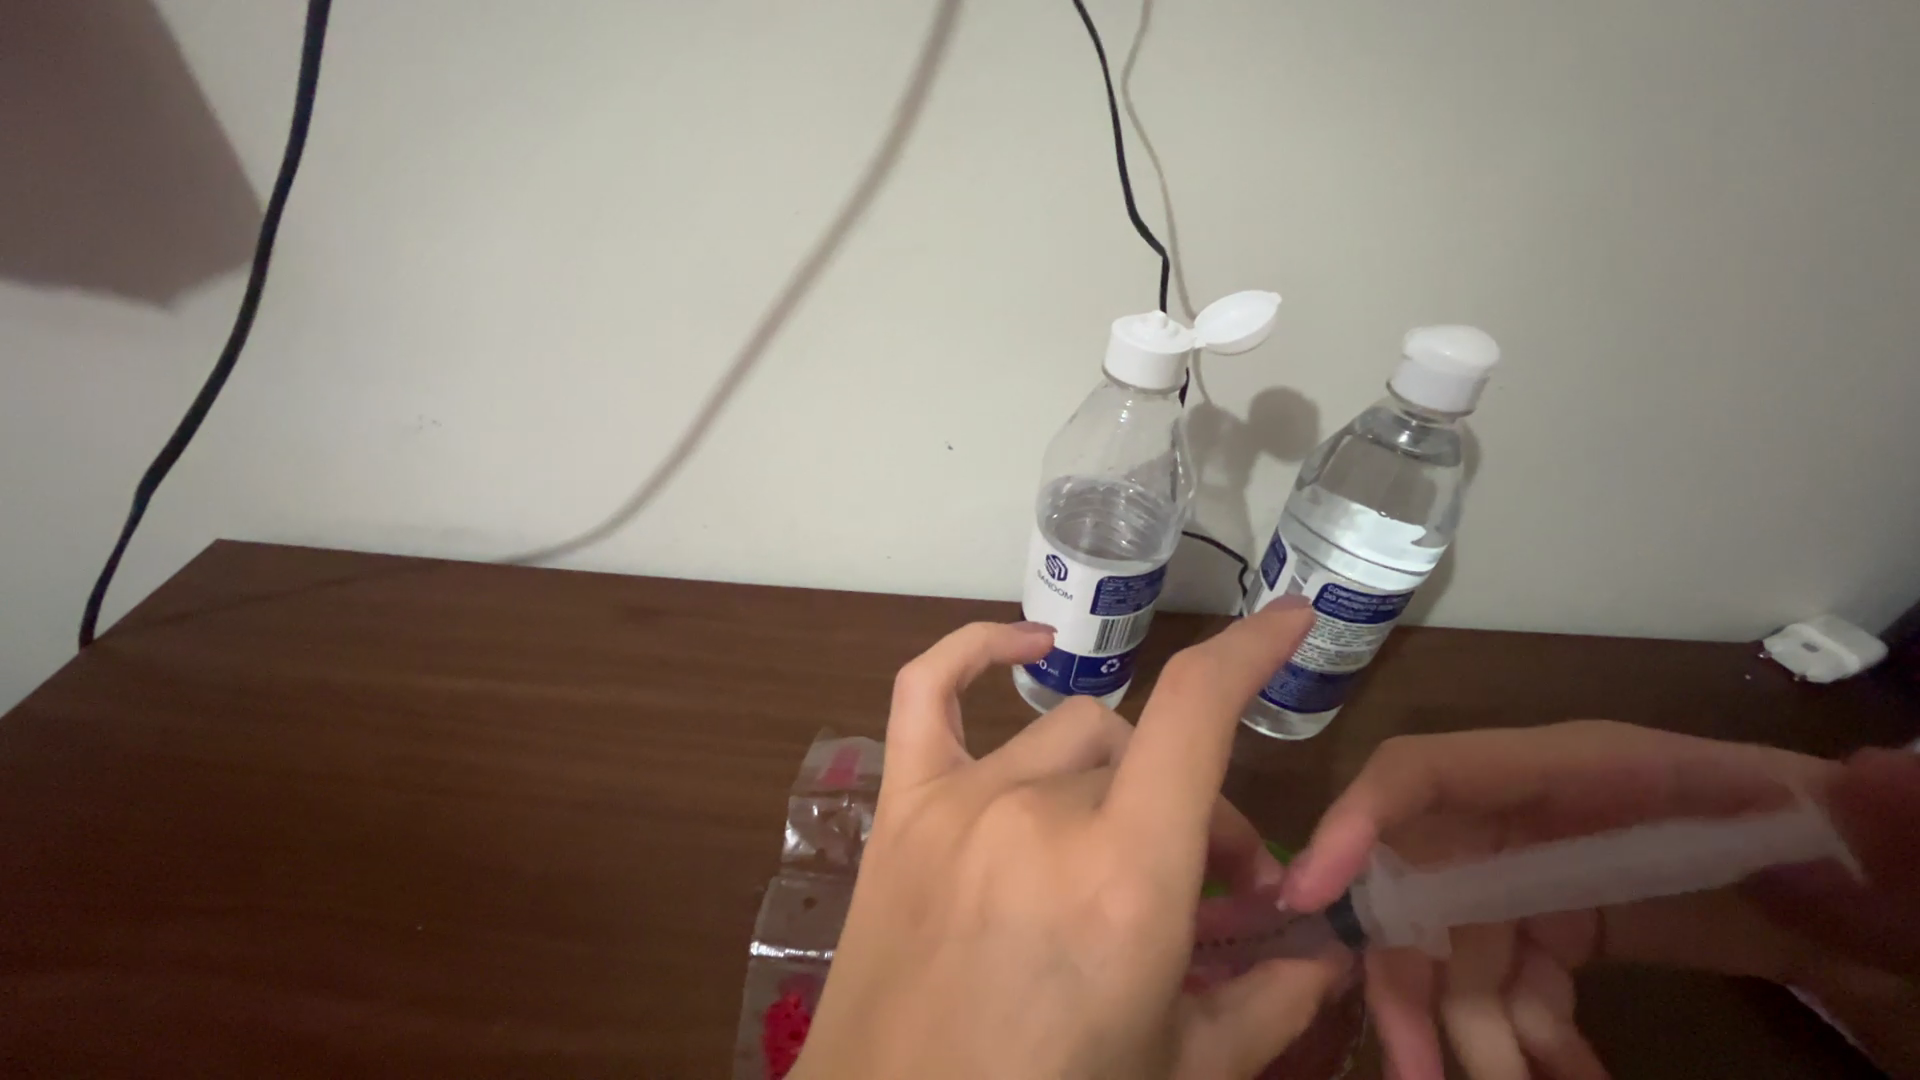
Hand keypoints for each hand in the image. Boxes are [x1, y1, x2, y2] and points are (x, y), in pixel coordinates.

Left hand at [791, 602, 1351, 1079]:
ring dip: (1115, 778)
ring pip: (1068, 734)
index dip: (1252, 652)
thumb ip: (1266, 1004)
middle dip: (1189, 809)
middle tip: (1199, 887)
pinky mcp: (901, 806)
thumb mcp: (1179, 1073)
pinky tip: (1024, 646)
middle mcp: (1039, 816)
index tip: (1289, 621)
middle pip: (1142, 752)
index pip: (1196, 713)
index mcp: (1123, 879)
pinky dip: (975, 651)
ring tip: (1116, 844)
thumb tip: (1330, 956)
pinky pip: (926, 688)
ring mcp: (959, 800)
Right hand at [1280, 721, 1916, 1079]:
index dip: (1356, 822)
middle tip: (1412, 1069)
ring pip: (1454, 946)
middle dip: (1399, 969)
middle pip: (1417, 879)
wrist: (1865, 887)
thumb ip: (1868, 809)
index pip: (1421, 773)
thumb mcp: (1843, 825)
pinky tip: (1554, 1078)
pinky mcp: (1555, 925)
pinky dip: (1520, 1039)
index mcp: (1563, 771)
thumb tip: (1879, 783)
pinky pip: (1508, 983)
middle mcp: (1520, 817)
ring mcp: (1533, 874)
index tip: (1312, 898)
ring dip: (1455, 1023)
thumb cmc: (1841, 845)